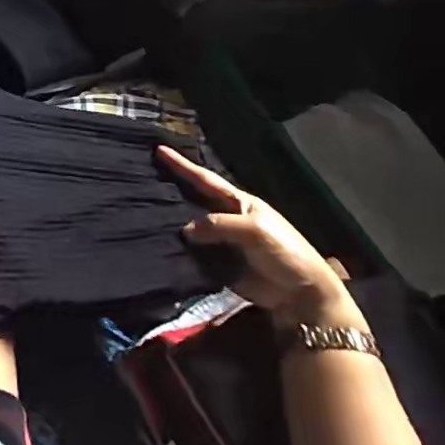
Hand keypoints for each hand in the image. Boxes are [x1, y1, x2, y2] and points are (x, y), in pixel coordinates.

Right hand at [160, 147, 365, 328]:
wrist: (301, 295)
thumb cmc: (286, 253)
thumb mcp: (255, 232)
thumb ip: (220, 225)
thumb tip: (185, 229)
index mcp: (240, 202)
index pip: (206, 180)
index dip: (183, 166)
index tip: (160, 150)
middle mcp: (227, 216)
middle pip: (195, 198)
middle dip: (173, 186)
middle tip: (146, 174)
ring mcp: (222, 240)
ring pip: (191, 225)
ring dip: (171, 217)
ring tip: (144, 206)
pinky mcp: (218, 263)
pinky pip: (193, 251)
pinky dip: (177, 246)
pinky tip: (158, 240)